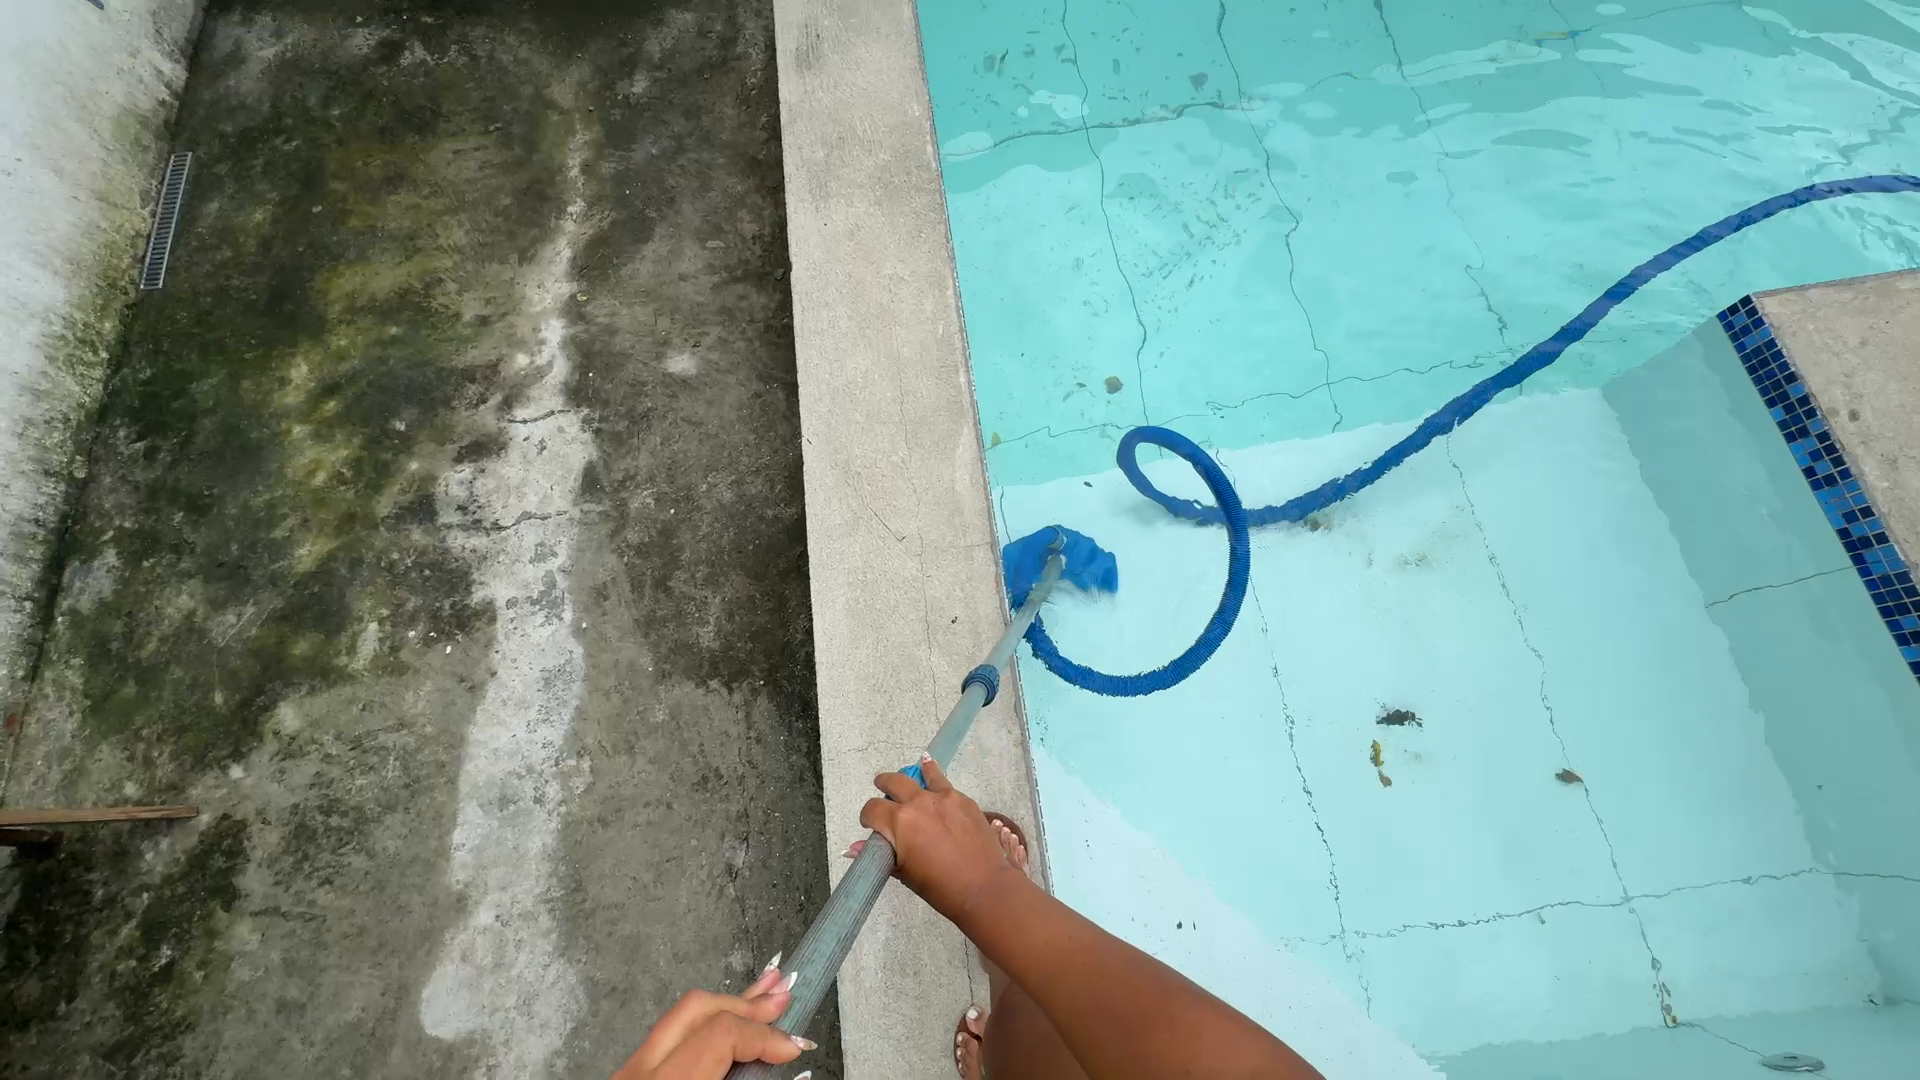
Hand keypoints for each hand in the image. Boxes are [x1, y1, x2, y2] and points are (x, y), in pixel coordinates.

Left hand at [609, 965, 814, 1079]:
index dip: (763, 1034)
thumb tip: (790, 1059)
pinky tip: (729, 1013)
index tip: (793, 1047)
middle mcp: (638, 1070)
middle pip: (697, 1007)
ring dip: (729, 1003)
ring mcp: (627, 1070)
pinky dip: (705, 1022)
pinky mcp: (629, 1073)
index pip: (720, 1033)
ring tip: (767, 988)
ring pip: (681, 1016)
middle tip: (786, 994)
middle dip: (746, 1001)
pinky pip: (671, 1035)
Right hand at [858, 754, 1027, 921]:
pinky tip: (930, 769)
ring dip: (911, 774)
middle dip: (884, 784)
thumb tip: (852, 850)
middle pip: (893, 783)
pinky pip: (943, 781)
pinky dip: (934, 775)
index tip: (871, 824)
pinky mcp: (962, 799)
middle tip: (881, 786)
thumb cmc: (940, 888)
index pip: (872, 809)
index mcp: (899, 822)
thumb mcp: (905, 873)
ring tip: (910, 769)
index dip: (868, 817)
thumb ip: (882, 855)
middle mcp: (918, 803)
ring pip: (922, 775)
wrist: (983, 887)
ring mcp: (943, 798)